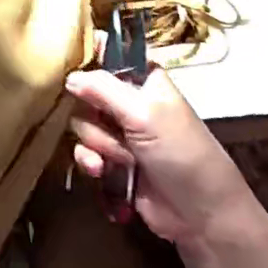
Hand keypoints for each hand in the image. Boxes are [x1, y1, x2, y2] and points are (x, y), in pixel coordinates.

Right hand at [65, 69, 261, 245]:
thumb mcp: (144, 113)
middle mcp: (127, 100)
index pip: (108, 53)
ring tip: (122, 159)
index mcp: (142, 78)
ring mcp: (118, 131)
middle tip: (111, 125)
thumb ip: (103, 89)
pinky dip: (89, 160)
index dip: (87, 57)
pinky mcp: (111, 161)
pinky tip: (100, 171)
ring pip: (82, 122)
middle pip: (85, 90)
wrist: (200, 215)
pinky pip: (83, 150)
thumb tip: (69, 76)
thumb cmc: (180, 152)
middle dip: (92, 112)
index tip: (68, 65)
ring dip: (97, 142)